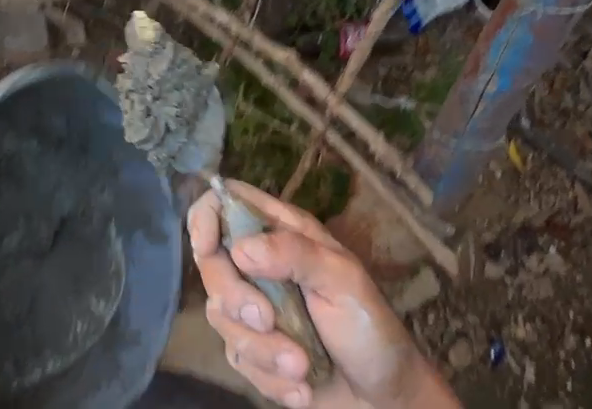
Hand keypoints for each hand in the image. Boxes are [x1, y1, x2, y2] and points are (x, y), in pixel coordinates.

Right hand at [188, 182, 457, 408]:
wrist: (386, 397)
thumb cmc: (371, 325)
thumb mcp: (343, 279)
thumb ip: (295, 254)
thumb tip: (240, 248)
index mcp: (280, 232)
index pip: (225, 203)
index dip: (205, 218)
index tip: (208, 249)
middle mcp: (259, 264)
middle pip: (210, 264)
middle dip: (235, 299)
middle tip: (268, 321)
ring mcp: (253, 309)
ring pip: (221, 317)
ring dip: (262, 349)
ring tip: (303, 364)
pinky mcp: (254, 351)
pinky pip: (237, 359)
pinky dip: (269, 377)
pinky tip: (302, 384)